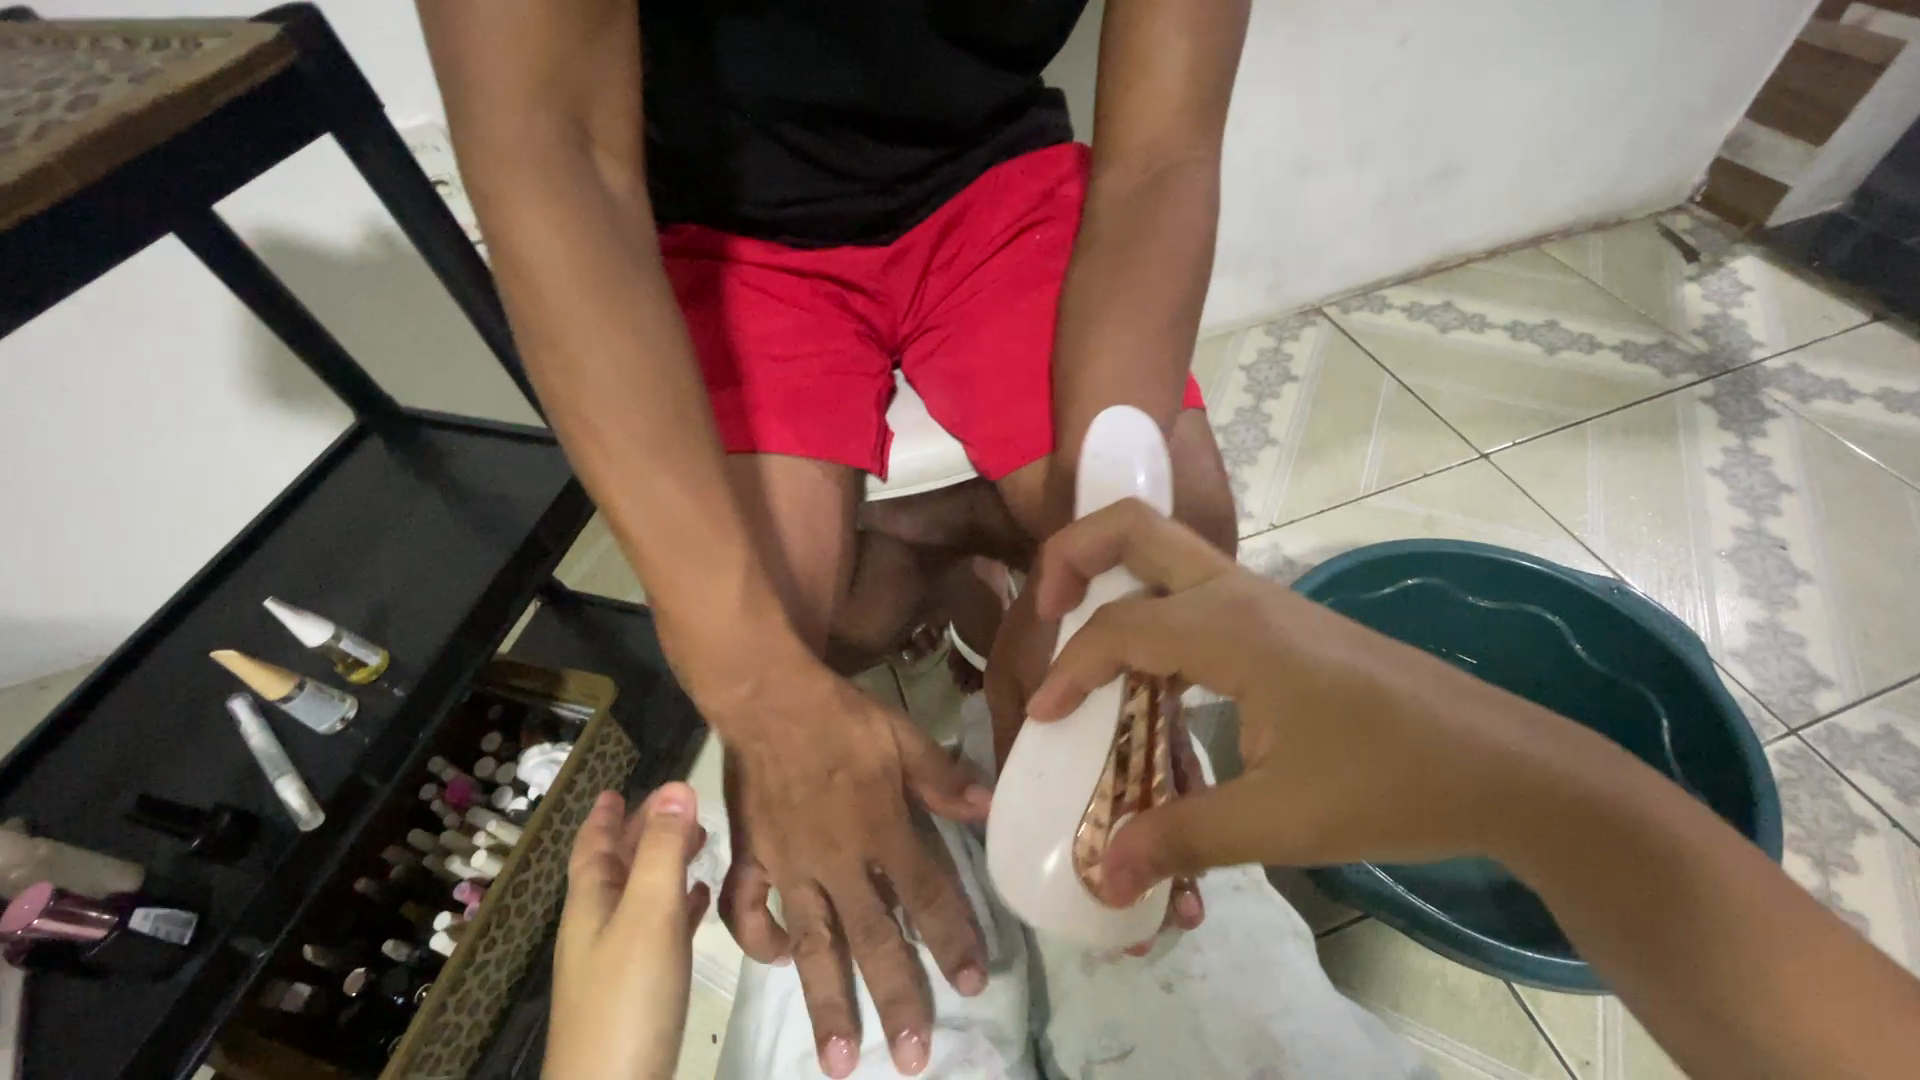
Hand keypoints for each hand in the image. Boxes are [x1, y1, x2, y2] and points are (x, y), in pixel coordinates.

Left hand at [547, 784, 707, 1079]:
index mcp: (592, 904)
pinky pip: (659, 929)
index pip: (593, 847)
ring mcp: (617, 961)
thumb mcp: (648, 914)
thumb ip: (664, 850)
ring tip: (698, 842)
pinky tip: (699, 902)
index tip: (616, 788)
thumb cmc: (627, 998)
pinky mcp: (640, 989)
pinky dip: (677, 905)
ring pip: (640, 895)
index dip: (605, 816)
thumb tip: (677, 785)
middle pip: (618, 867)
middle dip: (642, 833)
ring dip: (664, 864)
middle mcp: (599, 926)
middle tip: (677, 806)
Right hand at [714, 654, 992, 1077]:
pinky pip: (749, 911)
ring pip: (813, 944)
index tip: (973, 984)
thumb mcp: (903, 736)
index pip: (926, 897)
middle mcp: (839, 863)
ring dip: (827, 1001)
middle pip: (873, 940)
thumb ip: (943, 778)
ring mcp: (790, 867)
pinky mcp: (752, 858)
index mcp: (881, 831)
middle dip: (897, 999)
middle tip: (914, 1057)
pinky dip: (762, 942)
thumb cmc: (842, 718)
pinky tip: (779, 962)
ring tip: (840, 1059)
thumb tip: (988, 808)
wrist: (770, 701)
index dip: (953, 939)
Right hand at [1024, 499, 1589, 903]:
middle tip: (1046, 610)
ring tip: (1088, 651)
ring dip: (1114, 584)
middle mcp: (1238, 594)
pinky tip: (1155, 685)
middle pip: (1134, 528)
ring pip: (1165, 555)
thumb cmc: (1391, 786)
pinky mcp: (1282, 624)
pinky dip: (1153, 621)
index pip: (1118, 627)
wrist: (1506, 768)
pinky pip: (1193, 599)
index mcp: (1230, 628)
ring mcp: (1264, 602)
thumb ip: (1181, 839)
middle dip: (1072, 555)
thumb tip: (1103, 873)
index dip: (1068, 671)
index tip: (1043, 720)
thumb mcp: (1278, 821)